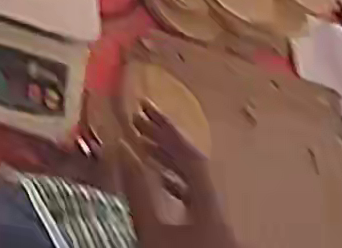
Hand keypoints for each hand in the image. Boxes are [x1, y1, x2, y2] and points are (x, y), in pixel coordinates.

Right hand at [112, 107, 236, 247]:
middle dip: (164, 143)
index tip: (142, 107)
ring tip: (142, 148)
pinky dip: (176, 185)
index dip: (166, 129)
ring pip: (196, 186)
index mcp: (210, 209)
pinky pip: (197, 202)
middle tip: (137, 122)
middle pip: (195, 169)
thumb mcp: (150, 232)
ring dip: (168, 163)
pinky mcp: (213, 240)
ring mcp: (219, 230)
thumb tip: (120, 148)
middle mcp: (220, 216)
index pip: (191, 157)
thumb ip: (136, 190)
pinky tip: (159, 183)